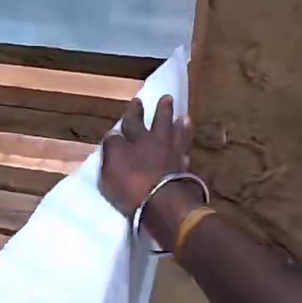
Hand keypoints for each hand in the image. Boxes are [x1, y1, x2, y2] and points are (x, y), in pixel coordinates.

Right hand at [100, 95, 197, 236]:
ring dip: (181, 128)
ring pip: (180, 138)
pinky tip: (189, 153)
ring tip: (185, 118)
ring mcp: (176, 159)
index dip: (133, 112)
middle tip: (168, 98)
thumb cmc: (132, 183)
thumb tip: (113, 133)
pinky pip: (188, 159)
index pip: (134, 122)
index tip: (137, 100)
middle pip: (162, 124)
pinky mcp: (187, 175)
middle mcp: (160, 145)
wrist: (164, 205)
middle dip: (163, 111)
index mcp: (140, 140)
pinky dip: (188, 154)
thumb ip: (112, 147)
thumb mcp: (112, 163)